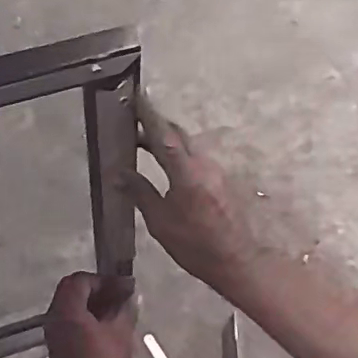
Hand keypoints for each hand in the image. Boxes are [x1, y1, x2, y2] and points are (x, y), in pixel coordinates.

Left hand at [44, 272, 135, 357]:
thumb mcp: (120, 335)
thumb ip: (126, 309)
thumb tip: (132, 295)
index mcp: (68, 309)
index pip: (81, 280)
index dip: (104, 279)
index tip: (123, 286)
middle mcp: (55, 314)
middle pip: (71, 288)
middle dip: (96, 287)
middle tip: (118, 294)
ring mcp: (53, 329)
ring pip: (69, 303)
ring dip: (90, 300)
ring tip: (114, 308)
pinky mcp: (56, 342)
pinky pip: (68, 317)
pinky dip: (84, 314)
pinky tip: (104, 324)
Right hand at [125, 93, 255, 285]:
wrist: (237, 261)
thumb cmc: (194, 245)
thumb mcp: (160, 222)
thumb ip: (140, 192)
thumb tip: (119, 173)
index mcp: (186, 172)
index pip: (164, 134)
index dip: (148, 114)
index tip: (136, 96)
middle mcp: (203, 163)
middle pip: (177, 133)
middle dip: (155, 124)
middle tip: (132, 120)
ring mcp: (215, 170)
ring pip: (187, 144)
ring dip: (165, 140)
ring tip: (142, 143)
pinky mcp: (219, 178)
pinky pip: (194, 156)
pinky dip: (176, 153)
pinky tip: (164, 164)